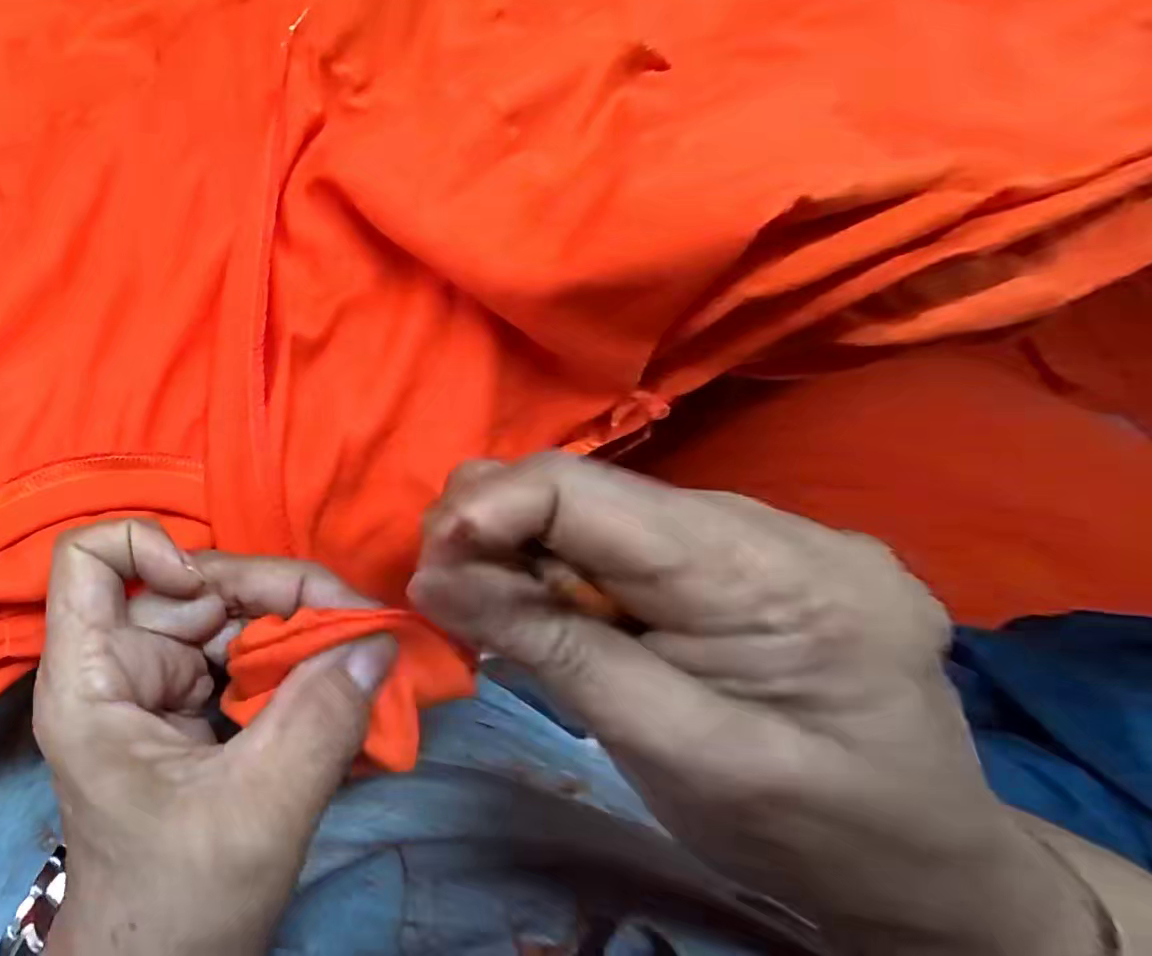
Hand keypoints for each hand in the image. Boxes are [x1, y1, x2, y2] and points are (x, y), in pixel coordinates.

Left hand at [34, 520, 397, 955]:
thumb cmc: (177, 904)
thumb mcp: (255, 815)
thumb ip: (319, 723)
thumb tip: (375, 643)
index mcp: (92, 677)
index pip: (89, 557)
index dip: (148, 545)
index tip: (211, 591)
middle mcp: (117, 662)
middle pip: (191, 580)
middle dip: (273, 594)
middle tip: (354, 622)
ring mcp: (153, 678)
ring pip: (227, 613)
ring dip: (293, 627)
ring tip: (358, 651)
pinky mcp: (186, 699)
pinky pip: (242, 652)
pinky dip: (289, 660)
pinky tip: (335, 679)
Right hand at [409, 454, 1102, 955]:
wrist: (924, 868)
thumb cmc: (806, 830)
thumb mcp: (668, 751)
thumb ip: (549, 650)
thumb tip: (430, 580)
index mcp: (771, 572)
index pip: (582, 491)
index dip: (484, 511)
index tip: (429, 570)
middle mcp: (763, 522)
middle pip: (572, 484)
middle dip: (489, 531)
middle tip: (455, 599)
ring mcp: (750, 525)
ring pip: (580, 501)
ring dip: (517, 550)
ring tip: (510, 615)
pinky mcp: (728, 542)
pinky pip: (606, 527)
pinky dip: (554, 563)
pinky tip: (559, 610)